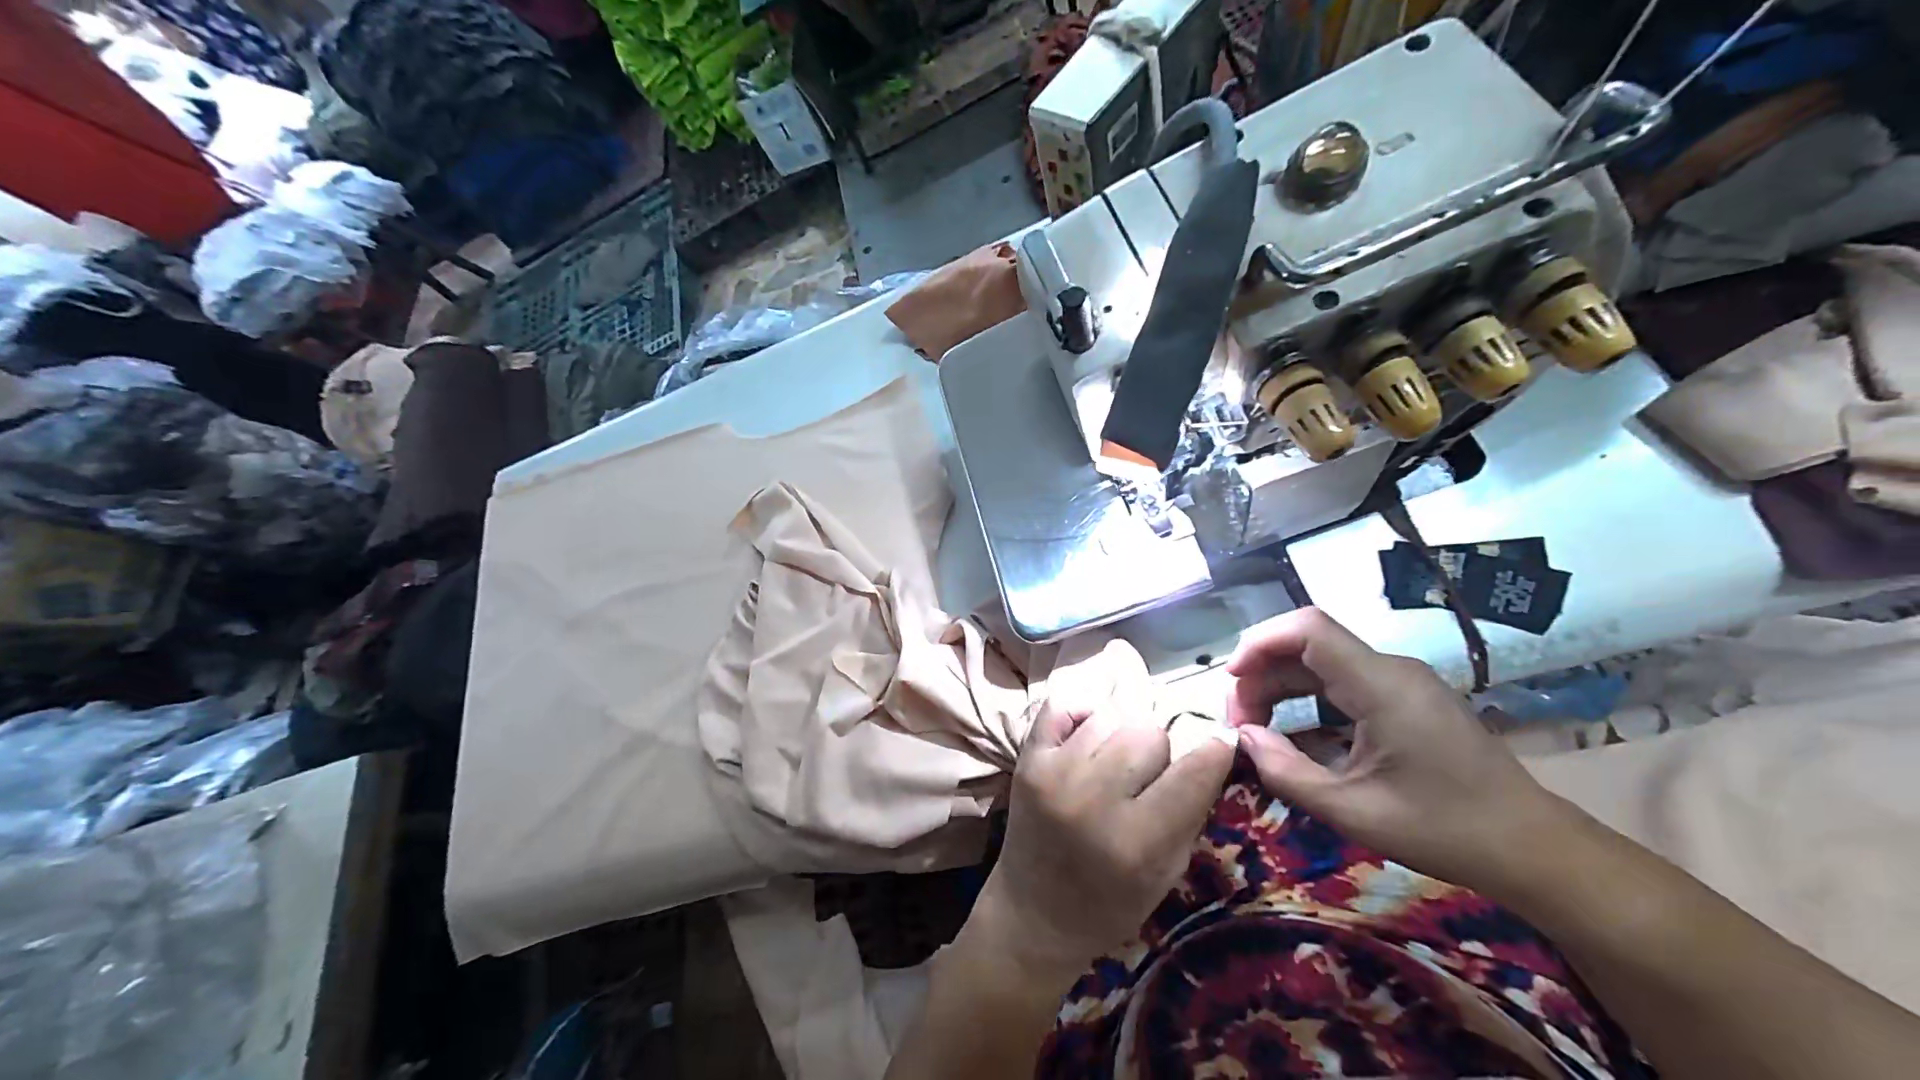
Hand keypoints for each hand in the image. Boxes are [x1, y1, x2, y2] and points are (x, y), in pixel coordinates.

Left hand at [975, 700, 1235, 975]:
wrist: (1035, 912)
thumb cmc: (1110, 903)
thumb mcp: (1168, 873)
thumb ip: (1190, 812)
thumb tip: (1213, 751)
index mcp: (1136, 841)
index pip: (1193, 772)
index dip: (1215, 754)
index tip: (1218, 748)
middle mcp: (1092, 800)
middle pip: (1149, 731)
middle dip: (1159, 750)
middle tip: (1149, 773)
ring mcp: (1054, 774)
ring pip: (1110, 715)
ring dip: (1121, 734)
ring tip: (1114, 762)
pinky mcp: (1027, 759)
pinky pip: (1063, 706)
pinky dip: (1081, 716)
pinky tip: (1086, 740)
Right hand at [1227, 608, 1578, 894]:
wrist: (1533, 848)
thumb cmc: (1444, 830)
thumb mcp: (1352, 811)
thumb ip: (1286, 771)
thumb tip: (1241, 738)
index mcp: (1382, 686)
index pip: (1308, 629)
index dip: (1259, 642)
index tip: (1231, 680)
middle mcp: (1391, 670)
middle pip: (1307, 644)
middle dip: (1261, 674)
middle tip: (1239, 722)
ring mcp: (1401, 682)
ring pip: (1321, 662)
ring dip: (1280, 686)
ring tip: (1256, 728)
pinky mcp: (1405, 698)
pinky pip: (1342, 680)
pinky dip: (1306, 697)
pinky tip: (1293, 731)